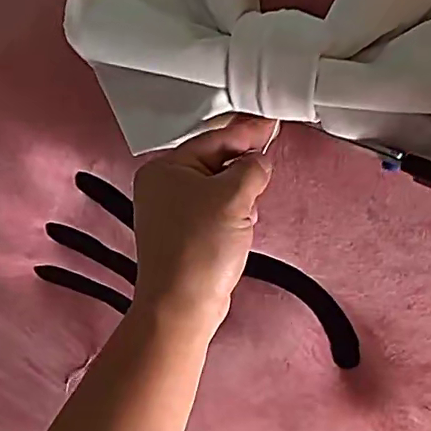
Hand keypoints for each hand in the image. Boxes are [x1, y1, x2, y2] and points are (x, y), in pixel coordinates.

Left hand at [130, 115, 278, 326]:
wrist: (184, 304)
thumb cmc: (195, 254)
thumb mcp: (234, 196)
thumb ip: (252, 168)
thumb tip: (259, 162)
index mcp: (164, 169)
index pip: (213, 138)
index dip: (246, 133)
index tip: (268, 127)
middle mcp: (162, 190)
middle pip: (214, 163)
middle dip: (243, 171)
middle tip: (264, 170)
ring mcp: (172, 215)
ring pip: (218, 191)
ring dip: (239, 198)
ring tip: (246, 213)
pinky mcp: (185, 237)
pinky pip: (216, 215)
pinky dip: (233, 217)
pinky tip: (239, 229)